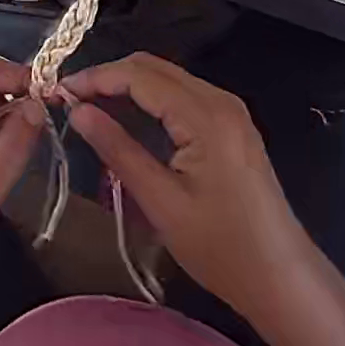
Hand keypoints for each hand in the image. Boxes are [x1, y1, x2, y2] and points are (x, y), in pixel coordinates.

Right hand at [63, 53, 344, 345]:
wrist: (284, 279)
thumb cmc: (222, 247)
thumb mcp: (162, 202)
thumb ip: (118, 149)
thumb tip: (77, 111)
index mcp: (205, 115)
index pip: (139, 75)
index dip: (96, 78)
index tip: (60, 91)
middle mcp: (219, 99)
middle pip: (152, 66)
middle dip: (109, 76)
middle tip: (71, 98)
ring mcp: (228, 108)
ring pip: (166, 76)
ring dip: (127, 84)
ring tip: (91, 105)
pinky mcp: (230, 121)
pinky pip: (181, 93)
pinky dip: (148, 96)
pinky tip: (127, 115)